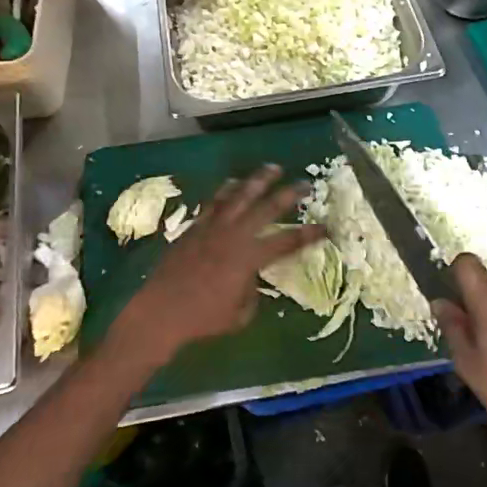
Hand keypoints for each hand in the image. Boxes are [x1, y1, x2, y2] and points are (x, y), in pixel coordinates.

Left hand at [104, 165, 323, 368]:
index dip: (309, 234)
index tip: (325, 226)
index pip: (287, 241)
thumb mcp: (239, 314)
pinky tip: (233, 183)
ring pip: (239, 196)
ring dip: (257, 181)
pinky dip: (226, 190)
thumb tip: (253, 280)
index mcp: (249, 258)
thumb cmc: (203, 318)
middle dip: (288, 194)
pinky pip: (214, 202)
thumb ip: (252, 293)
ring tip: (272, 168)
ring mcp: (212, 228)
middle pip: (266, 208)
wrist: (161, 311)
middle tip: (305, 184)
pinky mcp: (194, 227)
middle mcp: (234, 236)